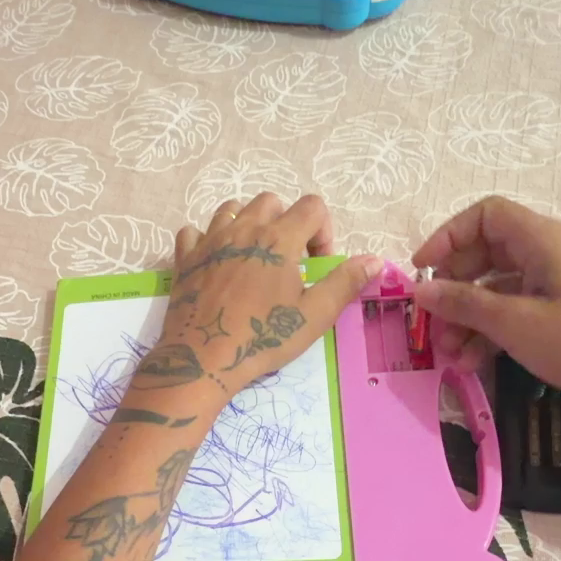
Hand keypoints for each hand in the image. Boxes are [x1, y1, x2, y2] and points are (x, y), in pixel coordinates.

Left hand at [132, 194, 379, 412]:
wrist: (204, 358)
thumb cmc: (263, 338)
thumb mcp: (314, 316)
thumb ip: (345, 283)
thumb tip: (374, 260)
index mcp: (279, 239)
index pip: (312, 206)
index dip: (322, 231)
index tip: (316, 264)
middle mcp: (244, 229)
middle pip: (271, 201)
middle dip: (285, 222)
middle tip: (286, 261)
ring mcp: (210, 241)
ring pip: (232, 209)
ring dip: (248, 223)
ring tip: (253, 256)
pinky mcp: (185, 258)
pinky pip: (194, 231)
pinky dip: (206, 239)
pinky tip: (215, 261)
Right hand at [412, 197, 560, 414]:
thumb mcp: (517, 323)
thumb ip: (465, 304)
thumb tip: (421, 290)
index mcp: (542, 240)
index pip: (485, 215)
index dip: (448, 237)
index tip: (421, 271)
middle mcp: (549, 254)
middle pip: (486, 255)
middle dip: (453, 289)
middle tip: (433, 324)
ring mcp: (558, 285)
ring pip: (498, 290)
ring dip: (468, 319)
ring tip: (450, 355)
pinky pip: (516, 312)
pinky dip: (492, 333)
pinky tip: (473, 363)